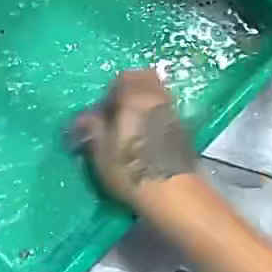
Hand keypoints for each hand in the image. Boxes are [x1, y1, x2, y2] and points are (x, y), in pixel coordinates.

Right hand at [73, 68, 197, 209]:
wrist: (173, 193)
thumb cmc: (130, 170)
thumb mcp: (101, 151)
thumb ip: (93, 128)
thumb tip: (85, 117)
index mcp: (136, 97)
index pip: (123, 77)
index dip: (110, 91)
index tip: (103, 112)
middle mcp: (158, 97)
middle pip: (145, 79)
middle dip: (131, 91)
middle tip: (118, 114)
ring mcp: (175, 112)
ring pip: (158, 95)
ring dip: (145, 104)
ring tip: (132, 128)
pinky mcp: (186, 129)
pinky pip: (167, 111)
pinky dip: (157, 117)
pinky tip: (148, 138)